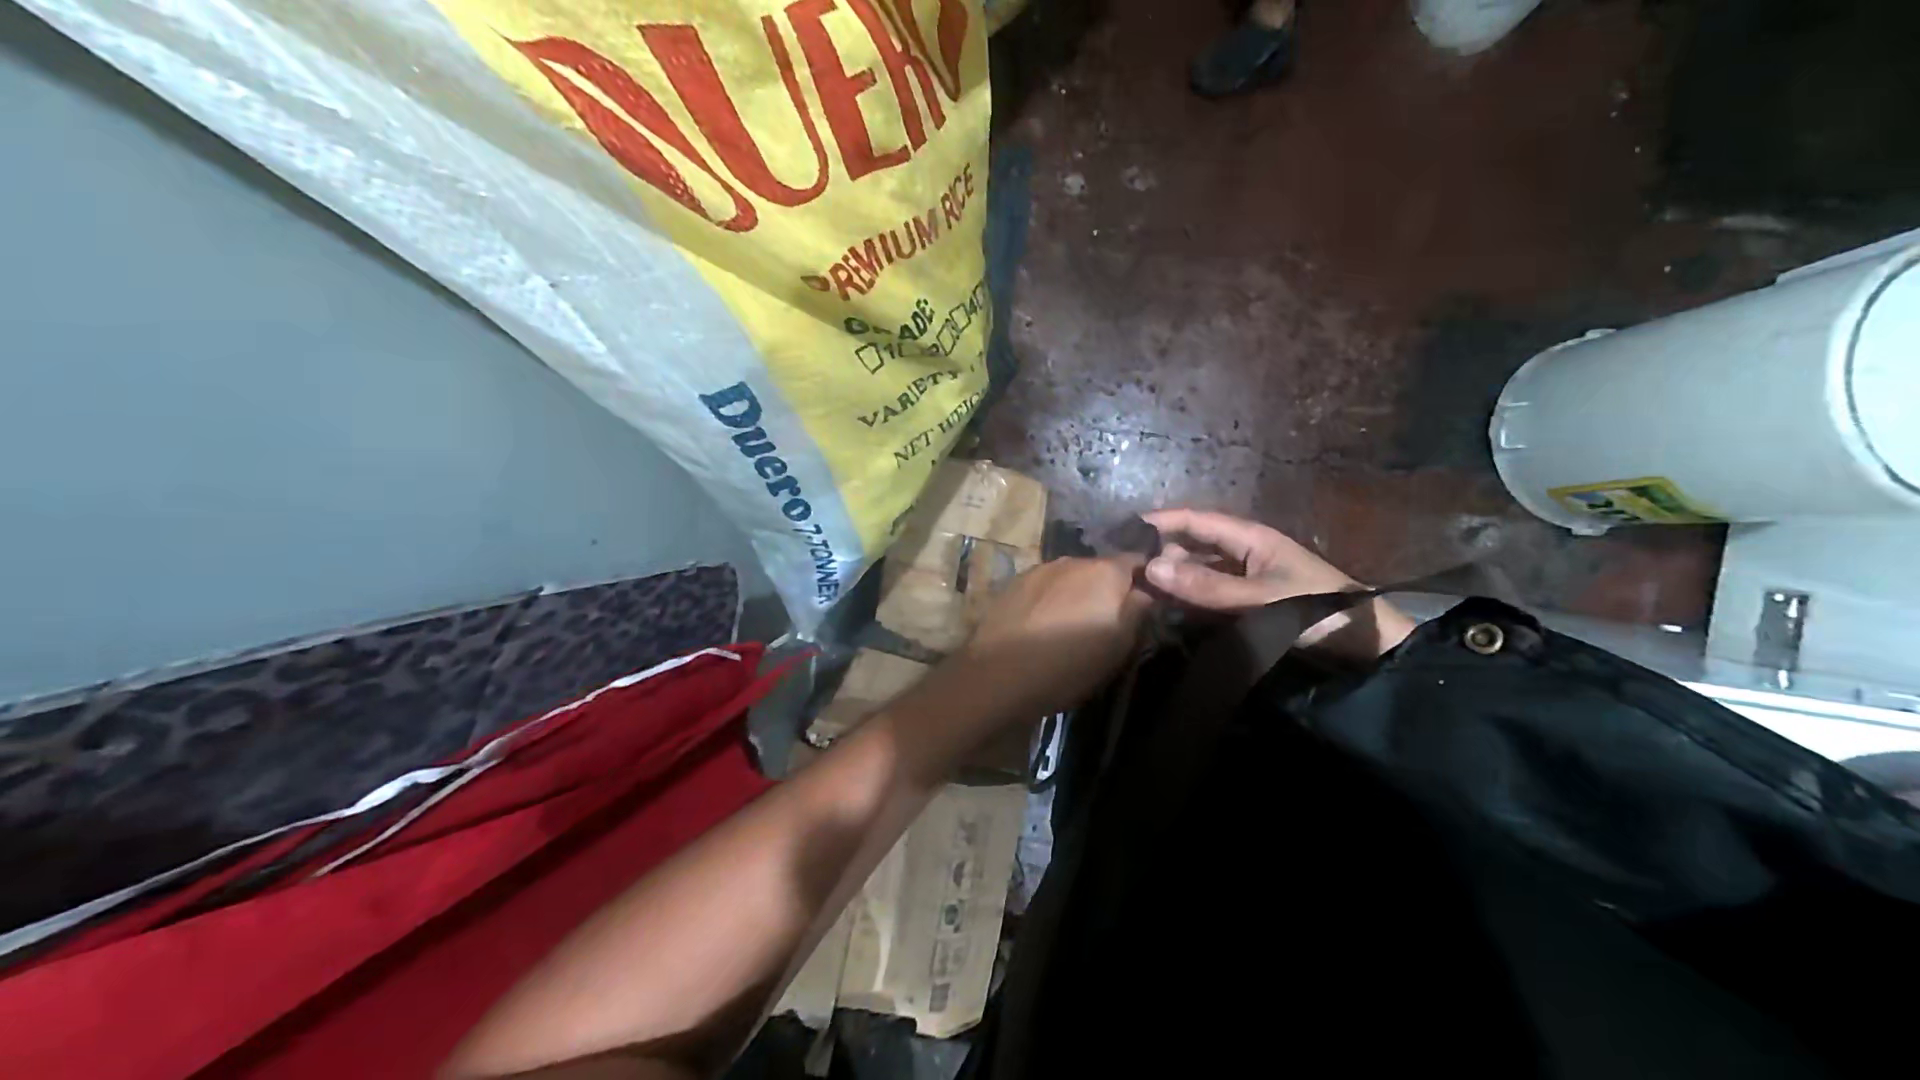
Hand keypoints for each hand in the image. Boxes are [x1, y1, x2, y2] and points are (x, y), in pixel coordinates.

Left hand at [916, 556, 1151, 737]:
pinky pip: (1044, 587)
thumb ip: (1138, 610)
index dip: (1146, 580)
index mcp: (1105, 571)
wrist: (999, 674)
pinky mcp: (1013, 584)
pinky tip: (1043, 625)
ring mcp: (1039, 569)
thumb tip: (1145, 592)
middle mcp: (1072, 560)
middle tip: (1107, 621)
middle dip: (1108, 589)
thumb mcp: (1119, 646)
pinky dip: (1050, 600)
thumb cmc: (1069, 664)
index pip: (1138, 561)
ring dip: (1077, 594)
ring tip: (1071, 625)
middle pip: (1101, 568)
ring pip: (1070, 577)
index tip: (1147, 604)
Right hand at [1142, 509, 1415, 660]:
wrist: (1367, 649)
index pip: (1194, 520)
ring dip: (1170, 578)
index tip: (1120, 531)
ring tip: (1135, 590)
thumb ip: (1206, 586)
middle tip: (1122, 570)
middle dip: (1159, 552)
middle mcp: (1242, 553)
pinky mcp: (1246, 605)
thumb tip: (1151, 566)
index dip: (1158, 522)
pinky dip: (1186, 600)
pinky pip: (1207, 595)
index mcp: (1249, 538)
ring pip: (1197, 571)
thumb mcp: (1261, 598)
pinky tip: (1165, 610)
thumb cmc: (1319, 611)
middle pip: (1192, 545)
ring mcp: (1244, 580)